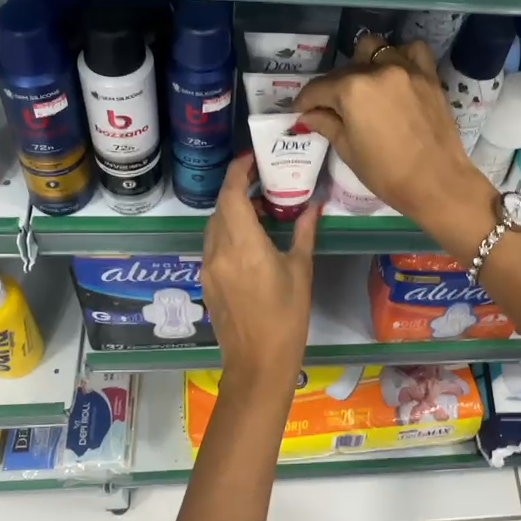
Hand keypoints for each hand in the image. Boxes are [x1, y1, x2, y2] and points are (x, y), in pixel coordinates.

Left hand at [201, 153, 316, 395]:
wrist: (258, 363)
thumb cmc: (287, 317)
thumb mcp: (300, 270)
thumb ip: (303, 232)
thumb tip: (314, 205)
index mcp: (244, 246)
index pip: (231, 194)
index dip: (238, 170)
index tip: (252, 158)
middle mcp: (219, 251)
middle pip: (220, 206)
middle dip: (238, 188)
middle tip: (263, 179)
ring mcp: (208, 266)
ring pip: (214, 225)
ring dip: (232, 210)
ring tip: (259, 208)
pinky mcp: (207, 280)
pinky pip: (213, 244)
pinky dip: (228, 230)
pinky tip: (249, 237)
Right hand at [293, 37, 495, 258]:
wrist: (437, 183)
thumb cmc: (387, 174)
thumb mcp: (348, 151)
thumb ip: (327, 124)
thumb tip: (308, 115)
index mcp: (352, 89)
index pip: (318, 88)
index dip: (305, 101)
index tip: (300, 110)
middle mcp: (378, 70)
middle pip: (345, 69)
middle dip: (332, 87)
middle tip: (332, 108)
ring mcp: (406, 69)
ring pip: (376, 49)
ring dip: (364, 63)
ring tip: (363, 86)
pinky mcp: (428, 76)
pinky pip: (412, 51)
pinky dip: (401, 56)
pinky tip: (395, 73)